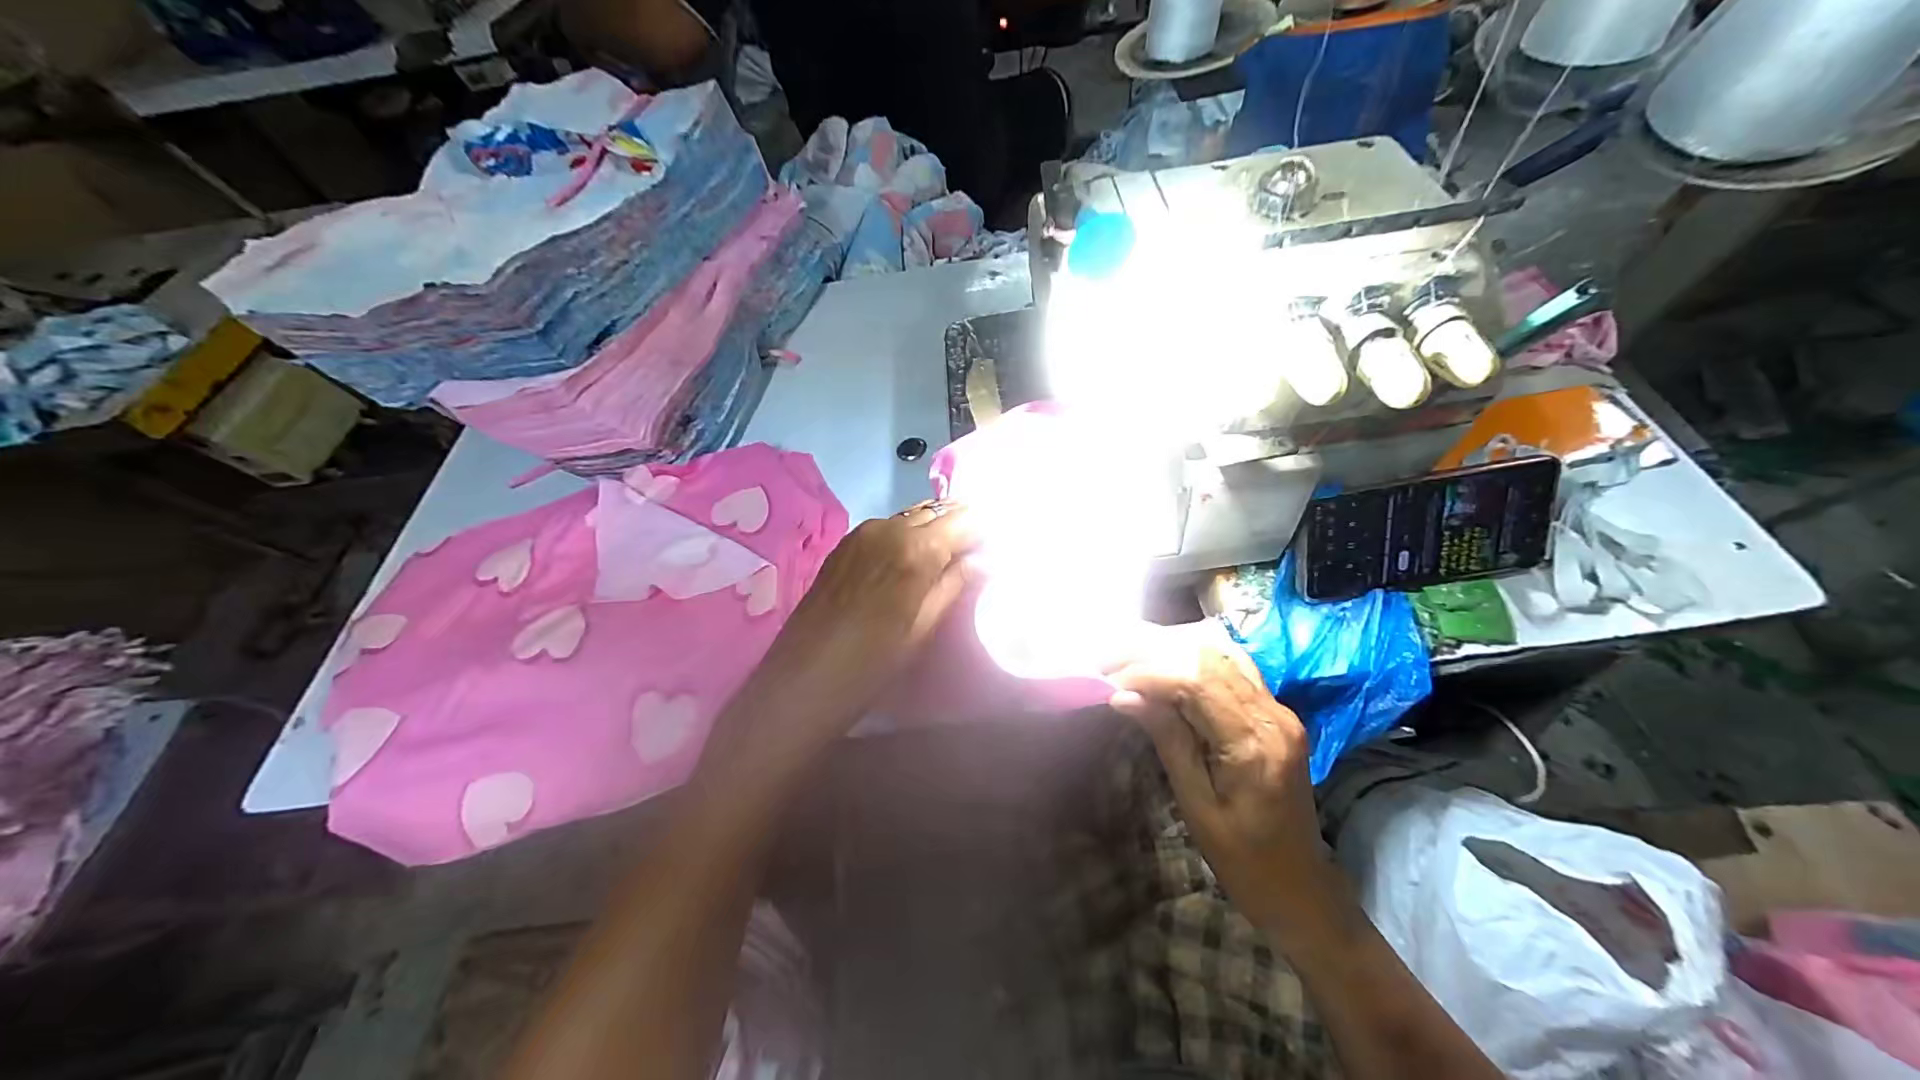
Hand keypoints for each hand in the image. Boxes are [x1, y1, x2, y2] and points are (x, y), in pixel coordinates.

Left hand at [745, 501, 977, 738]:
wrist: (802, 681)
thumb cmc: (871, 663)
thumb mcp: (923, 627)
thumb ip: (954, 584)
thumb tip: (984, 559)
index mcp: (916, 548)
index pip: (964, 519)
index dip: (984, 529)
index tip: (998, 544)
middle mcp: (889, 528)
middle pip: (936, 511)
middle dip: (959, 526)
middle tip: (977, 550)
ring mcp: (862, 534)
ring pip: (911, 517)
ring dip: (932, 529)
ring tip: (948, 557)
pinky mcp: (843, 545)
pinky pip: (887, 528)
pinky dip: (906, 536)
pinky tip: (911, 562)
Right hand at [1109, 623, 1333, 936]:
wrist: (1299, 884)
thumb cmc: (1243, 858)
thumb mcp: (1196, 804)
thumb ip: (1168, 740)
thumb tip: (1124, 696)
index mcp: (1254, 744)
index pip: (1197, 683)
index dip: (1149, 674)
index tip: (1110, 681)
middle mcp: (1274, 716)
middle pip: (1210, 660)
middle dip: (1156, 655)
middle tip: (1111, 663)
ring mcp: (1281, 712)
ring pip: (1223, 658)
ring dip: (1175, 653)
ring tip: (1132, 662)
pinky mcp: (1277, 715)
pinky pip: (1234, 672)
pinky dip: (1197, 664)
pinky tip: (1168, 670)